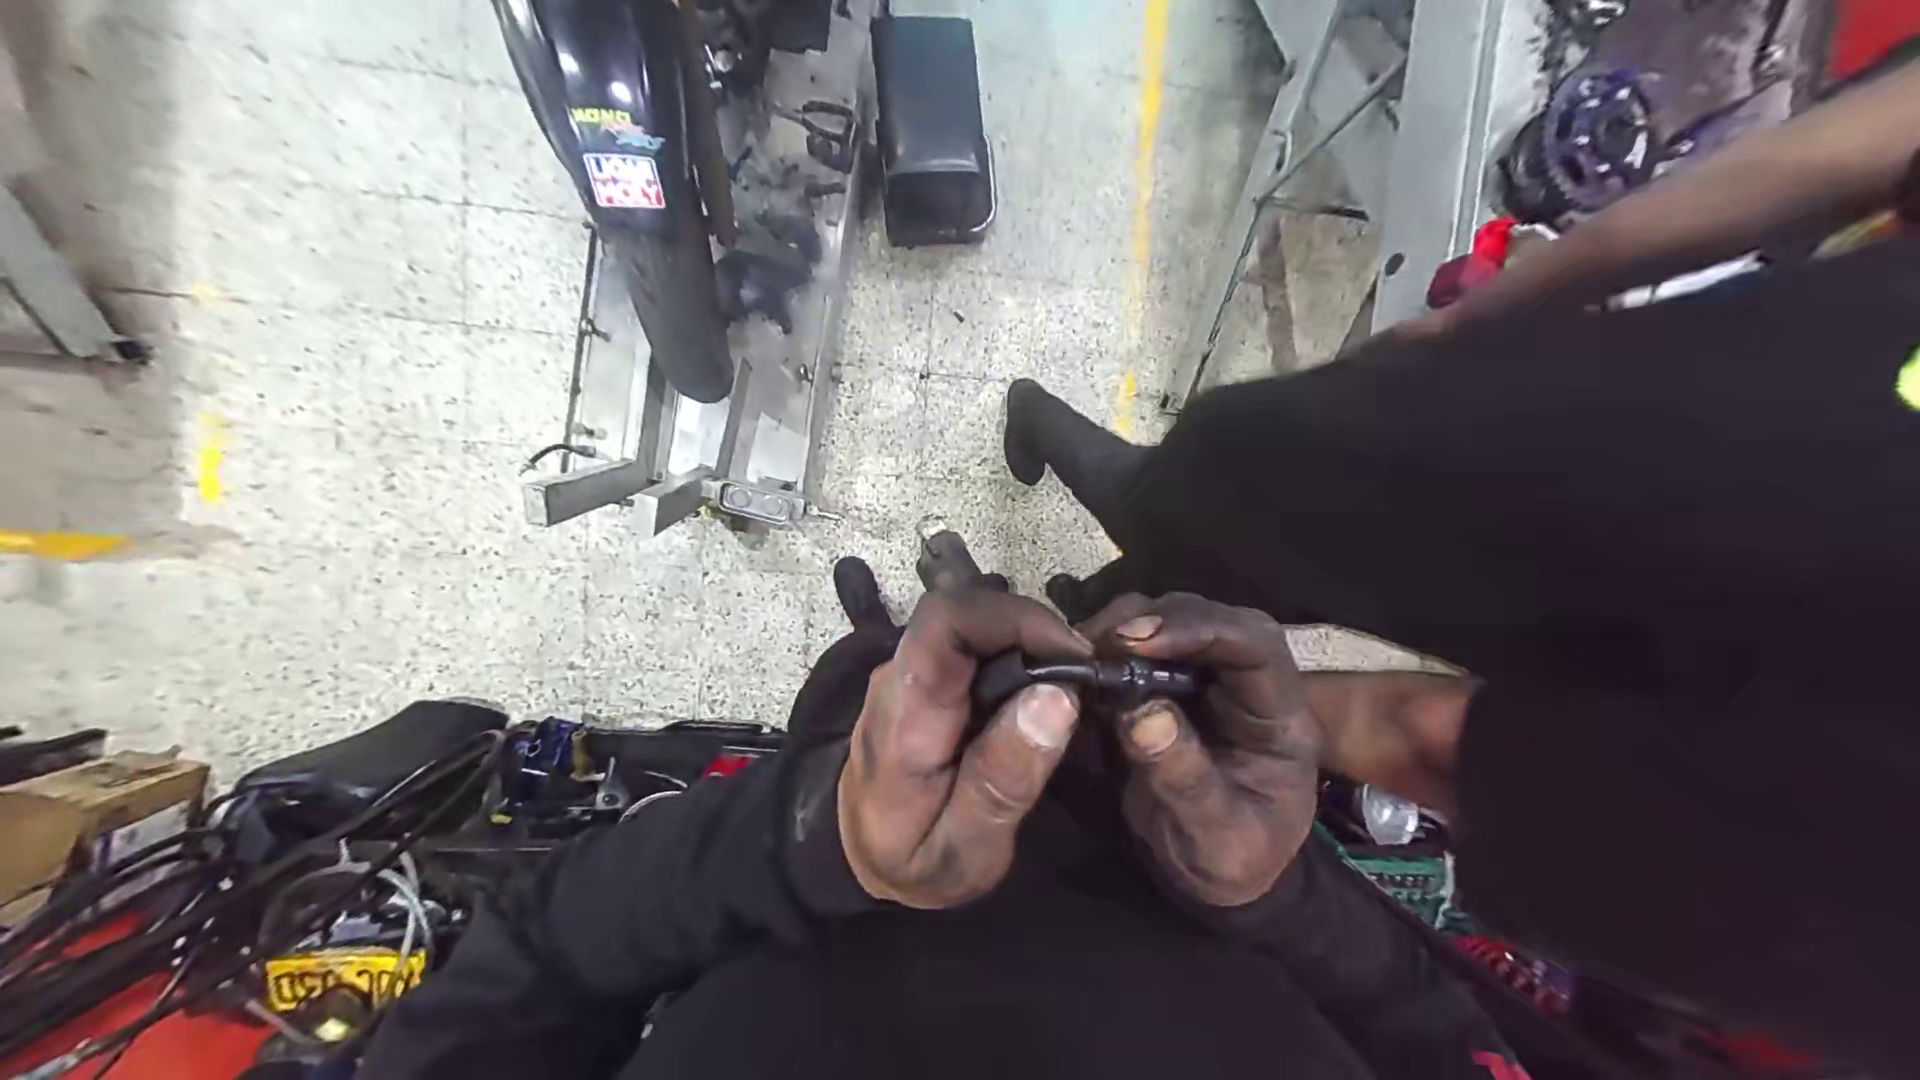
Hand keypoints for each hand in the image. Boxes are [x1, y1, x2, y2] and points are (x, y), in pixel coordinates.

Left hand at [839, 589, 1091, 907]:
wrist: (854, 851)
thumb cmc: (909, 858)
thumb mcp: (963, 849)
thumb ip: (1003, 780)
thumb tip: (1058, 697)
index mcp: (905, 711)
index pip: (946, 620)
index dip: (1014, 617)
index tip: (1072, 653)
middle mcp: (902, 673)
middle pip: (967, 612)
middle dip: (1034, 632)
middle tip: (1083, 676)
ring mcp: (912, 669)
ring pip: (974, 625)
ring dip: (1028, 643)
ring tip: (1069, 688)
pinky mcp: (926, 674)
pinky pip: (974, 645)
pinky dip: (1017, 656)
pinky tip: (1040, 693)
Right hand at [1081, 594, 1321, 906]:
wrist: (1211, 873)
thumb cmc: (1230, 861)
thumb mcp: (1216, 838)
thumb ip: (1185, 779)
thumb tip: (1141, 711)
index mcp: (1278, 714)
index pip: (1253, 643)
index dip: (1197, 629)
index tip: (1134, 640)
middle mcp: (1243, 680)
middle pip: (1206, 615)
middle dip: (1150, 621)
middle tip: (1095, 646)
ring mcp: (1203, 675)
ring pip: (1168, 618)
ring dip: (1122, 626)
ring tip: (1082, 656)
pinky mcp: (1165, 680)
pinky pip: (1137, 642)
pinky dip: (1105, 645)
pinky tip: (1079, 667)